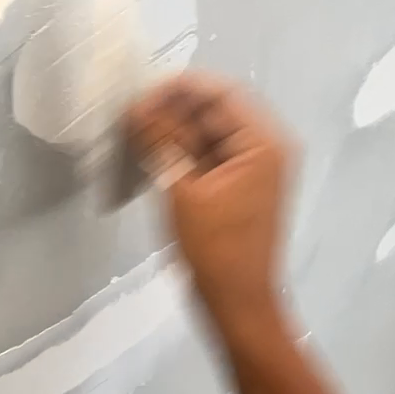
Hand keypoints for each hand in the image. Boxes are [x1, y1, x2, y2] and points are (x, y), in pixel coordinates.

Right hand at [127, 72, 293, 325]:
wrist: (236, 304)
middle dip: (172, 108)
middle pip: (215, 109)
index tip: (136, 97)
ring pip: (208, 131)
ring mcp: (253, 167)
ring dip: (173, 129)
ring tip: (133, 132)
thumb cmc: (215, 249)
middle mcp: (265, 146)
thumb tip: (137, 105)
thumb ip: (163, 140)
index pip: (219, 93)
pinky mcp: (237, 185)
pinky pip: (208, 154)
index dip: (176, 89)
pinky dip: (180, 150)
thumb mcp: (183, 190)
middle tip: (129, 115)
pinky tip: (149, 152)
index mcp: (263, 142)